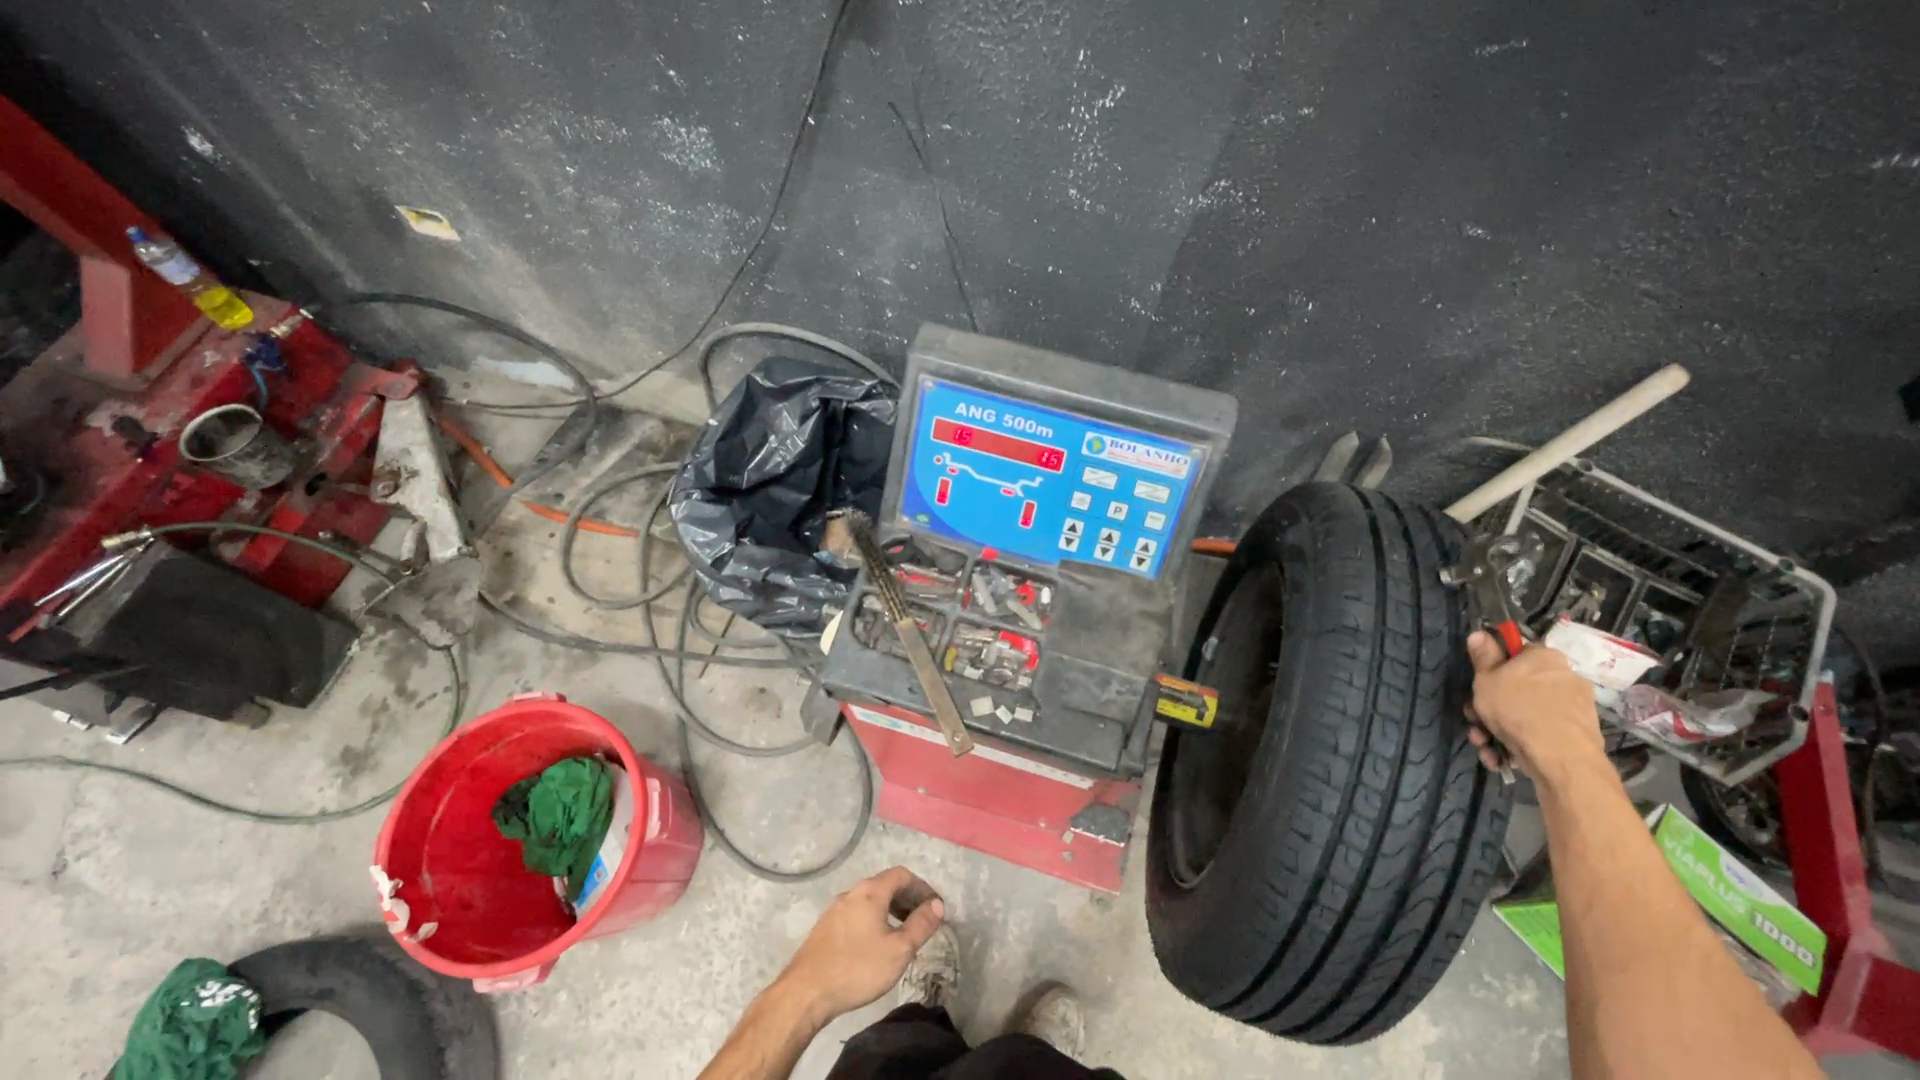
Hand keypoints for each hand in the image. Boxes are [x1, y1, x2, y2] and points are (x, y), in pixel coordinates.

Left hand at [772, 866, 945, 1025]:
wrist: (806, 993)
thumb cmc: (858, 968)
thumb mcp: (899, 950)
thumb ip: (921, 925)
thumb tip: (936, 905)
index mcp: (870, 892)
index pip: (902, 874)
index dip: (922, 887)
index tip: (934, 908)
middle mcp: (850, 893)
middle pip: (884, 885)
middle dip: (907, 898)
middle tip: (921, 920)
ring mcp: (834, 910)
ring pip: (869, 900)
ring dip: (890, 910)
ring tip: (902, 934)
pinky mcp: (824, 928)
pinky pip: (856, 913)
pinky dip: (873, 919)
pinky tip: (875, 944)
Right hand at [1466, 632, 1606, 786]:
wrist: (1560, 756)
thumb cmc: (1517, 708)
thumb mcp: (1486, 679)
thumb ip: (1482, 657)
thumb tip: (1479, 633)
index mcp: (1544, 657)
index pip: (1517, 654)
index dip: (1494, 670)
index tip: (1480, 688)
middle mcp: (1565, 677)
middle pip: (1518, 689)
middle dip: (1490, 709)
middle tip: (1475, 722)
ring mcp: (1574, 707)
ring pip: (1526, 714)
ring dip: (1498, 730)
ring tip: (1485, 747)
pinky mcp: (1578, 733)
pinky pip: (1541, 733)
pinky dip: (1520, 744)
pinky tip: (1501, 758)